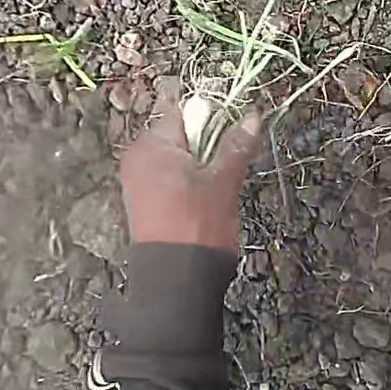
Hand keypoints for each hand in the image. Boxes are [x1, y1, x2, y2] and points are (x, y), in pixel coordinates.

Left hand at [118, 85, 261, 250]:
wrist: (178, 278)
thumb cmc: (198, 223)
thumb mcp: (223, 180)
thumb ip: (236, 144)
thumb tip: (252, 115)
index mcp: (150, 146)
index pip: (180, 112)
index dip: (209, 116)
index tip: (232, 127)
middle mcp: (137, 159)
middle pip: (179, 134)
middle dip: (208, 141)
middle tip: (230, 158)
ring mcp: (138, 181)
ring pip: (178, 157)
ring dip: (202, 162)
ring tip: (222, 180)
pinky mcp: (145, 201)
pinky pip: (171, 176)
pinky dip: (191, 178)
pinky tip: (208, 194)